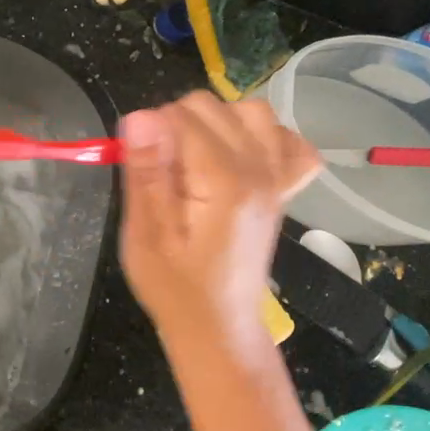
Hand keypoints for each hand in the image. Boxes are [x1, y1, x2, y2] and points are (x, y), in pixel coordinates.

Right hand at [118, 93, 320, 347]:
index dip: (148, 131)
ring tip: (191, 154)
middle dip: (175, 122)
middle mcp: (260, 171)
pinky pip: (289, 142)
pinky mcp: (283, 189)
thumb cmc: (172, 283)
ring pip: (251, 111)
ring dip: (216, 121)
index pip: (181, 116)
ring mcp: (277, 178)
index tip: (140, 166)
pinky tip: (237, 156)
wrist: (216, 324)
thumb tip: (140, 115)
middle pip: (212, 106)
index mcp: (224, 182)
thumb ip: (146, 171)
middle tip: (159, 167)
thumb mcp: (145, 232)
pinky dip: (263, 137)